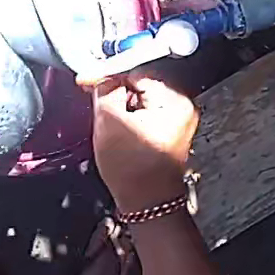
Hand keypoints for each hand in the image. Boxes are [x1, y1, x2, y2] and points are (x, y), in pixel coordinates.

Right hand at [92, 72, 197, 212]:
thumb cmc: (133, 171)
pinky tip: (122, 128)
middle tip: (97, 97)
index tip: (91, 78)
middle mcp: (184, 106)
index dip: (110, 73)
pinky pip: (150, 110)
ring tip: (112, 121)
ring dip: (125, 102)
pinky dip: (133, 113)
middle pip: (143, 81)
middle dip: (118, 89)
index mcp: (173, 101)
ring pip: (145, 96)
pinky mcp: (174, 130)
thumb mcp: (108, 122)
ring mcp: (181, 119)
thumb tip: (103, 76)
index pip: (138, 70)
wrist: (148, 203)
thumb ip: (104, 90)